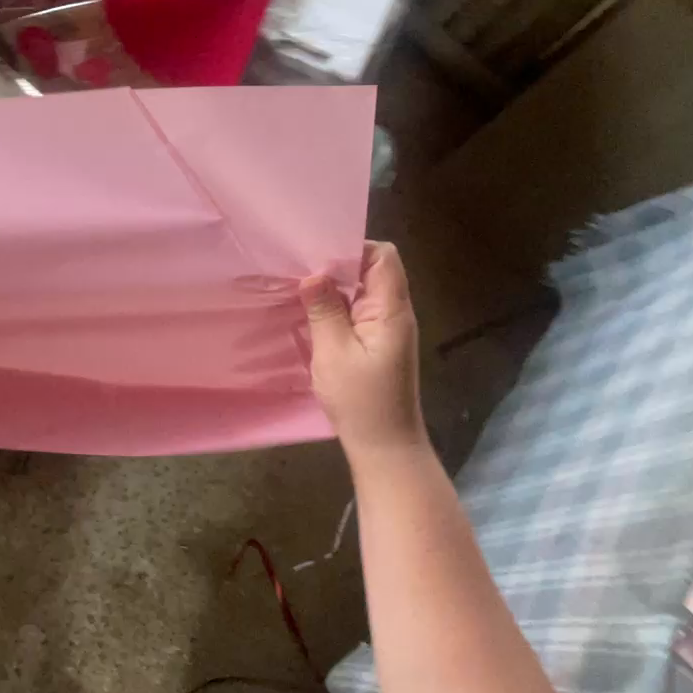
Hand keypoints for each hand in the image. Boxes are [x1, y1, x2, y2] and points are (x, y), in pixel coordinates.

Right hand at [303, 242, 424, 454]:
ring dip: (334, 288)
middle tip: (298, 269)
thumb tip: (313, 274)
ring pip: (362, 292)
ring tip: (299, 288)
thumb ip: (324, 311)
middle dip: (338, 265)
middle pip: (373, 270)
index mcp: (391, 310)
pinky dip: (336, 308)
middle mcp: (394, 313)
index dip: (354, 248)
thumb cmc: (361, 400)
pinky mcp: (377, 345)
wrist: (385, 445)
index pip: (384, 257)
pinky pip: (357, 313)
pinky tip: (311, 315)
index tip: (317, 254)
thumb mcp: (334, 353)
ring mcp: (387, 330)